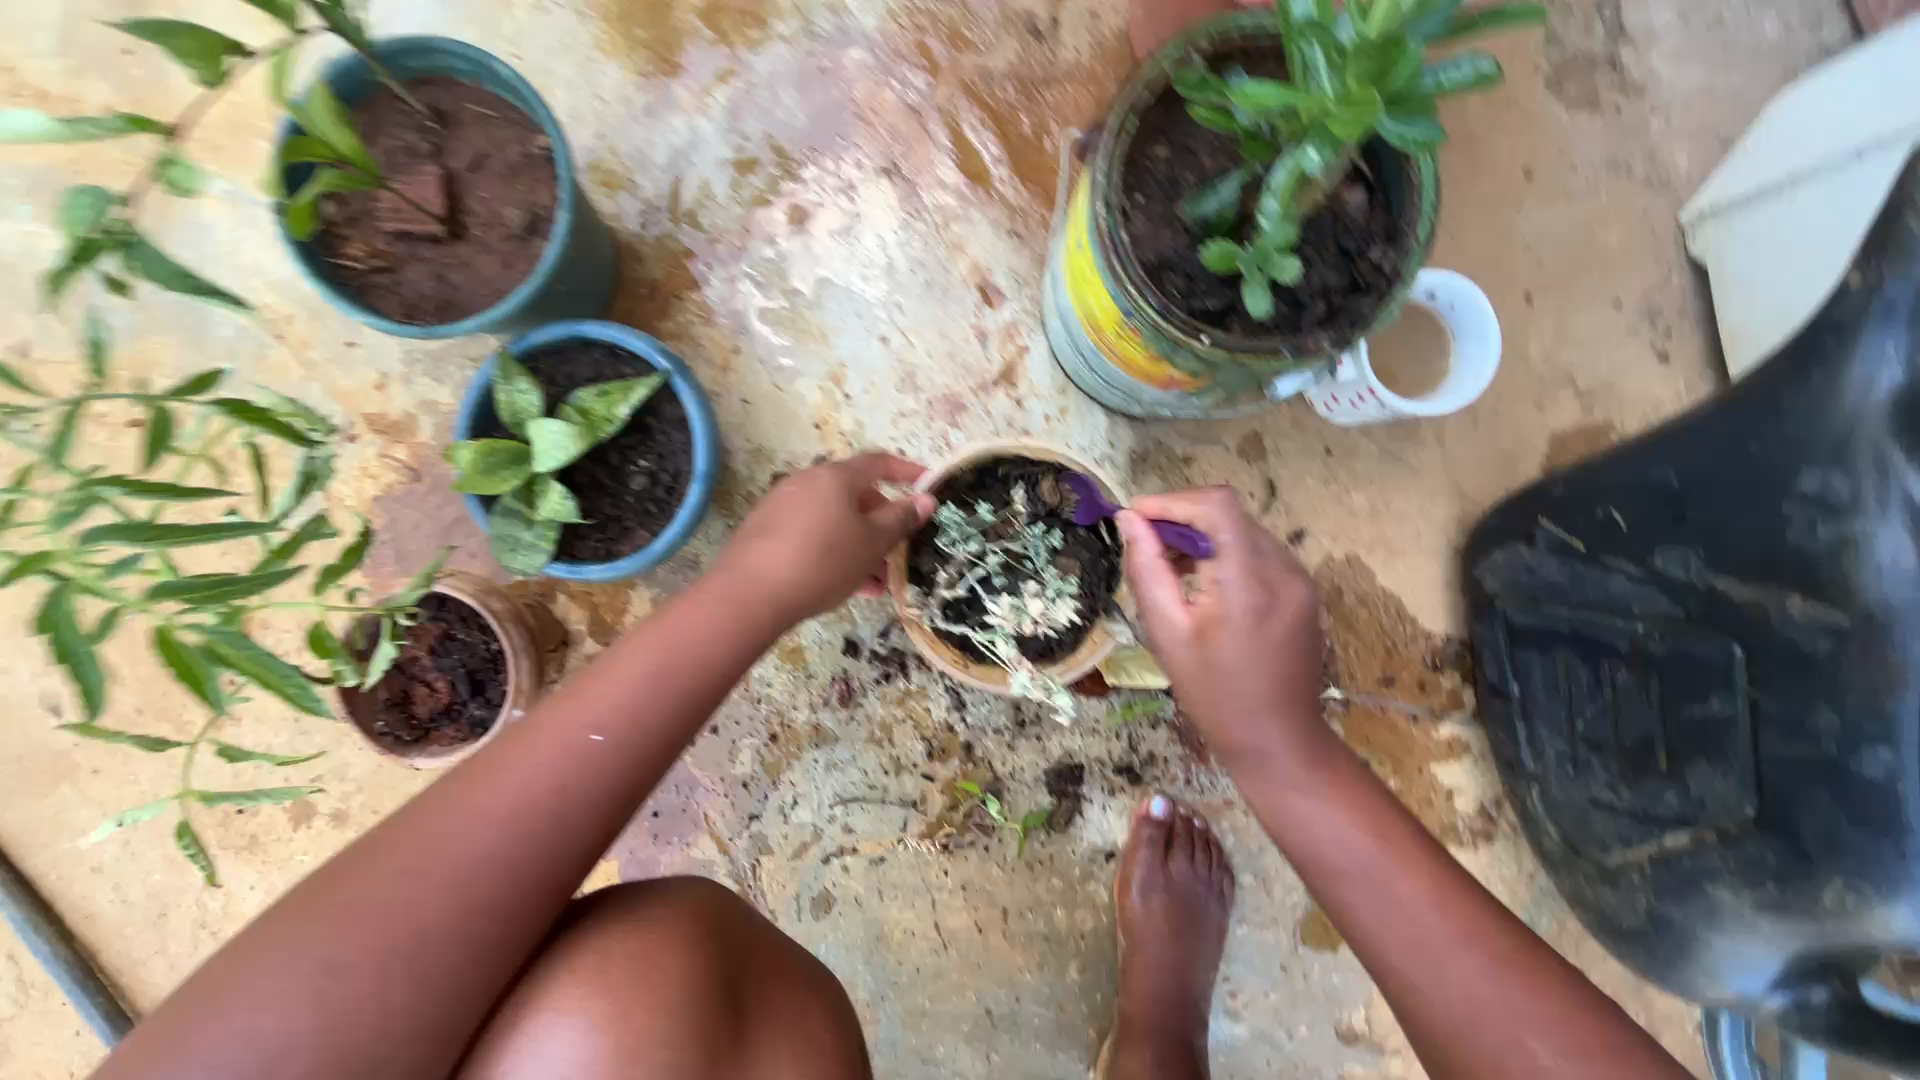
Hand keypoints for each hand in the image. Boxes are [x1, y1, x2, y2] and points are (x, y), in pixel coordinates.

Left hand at [713, 453, 935, 624]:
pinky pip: (812, 535)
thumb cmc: (823, 561)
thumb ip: (901, 519)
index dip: (907, 472)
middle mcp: (807, 482)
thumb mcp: (872, 543)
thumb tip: (926, 499)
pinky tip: (844, 587)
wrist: (751, 594)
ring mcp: (783, 505)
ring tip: (875, 584)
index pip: (879, 463)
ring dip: (859, 546)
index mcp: (836, 477)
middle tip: (898, 553)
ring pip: (834, 521)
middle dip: (881, 524)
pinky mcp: (766, 531)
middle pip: (855, 496)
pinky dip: (833, 553)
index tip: (928, 485)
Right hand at [1116, 488, 1330, 768]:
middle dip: (1183, 521)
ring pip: (1244, 531)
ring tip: (1171, 571)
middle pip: (1230, 515)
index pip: (1217, 506)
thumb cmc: (1214, 695)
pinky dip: (1227, 555)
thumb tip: (1129, 520)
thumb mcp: (1168, 634)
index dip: (1172, 501)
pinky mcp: (1304, 591)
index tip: (1137, 518)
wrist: (1278, 740)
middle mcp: (1284, 570)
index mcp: (1249, 583)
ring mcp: (1300, 580)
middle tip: (1146, 549)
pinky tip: (1204, 585)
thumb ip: (1147, 571)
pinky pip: (1260, 553)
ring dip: (1204, 537)